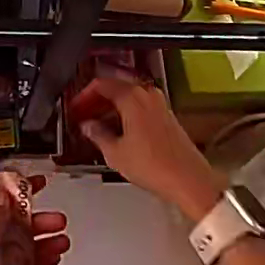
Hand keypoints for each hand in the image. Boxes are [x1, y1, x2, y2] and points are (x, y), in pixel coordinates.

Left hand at [0, 175, 69, 264]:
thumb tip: (4, 199)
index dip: (15, 191)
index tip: (33, 182)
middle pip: (17, 226)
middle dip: (37, 218)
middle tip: (55, 216)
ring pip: (28, 246)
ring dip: (46, 238)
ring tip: (61, 236)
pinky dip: (45, 259)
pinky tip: (55, 254)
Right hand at [75, 66, 224, 221]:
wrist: (188, 180)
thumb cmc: (156, 165)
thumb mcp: (115, 152)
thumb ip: (97, 134)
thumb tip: (89, 127)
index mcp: (132, 96)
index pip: (101, 84)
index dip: (83, 95)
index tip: (75, 106)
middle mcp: (147, 95)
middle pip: (115, 88)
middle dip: (96, 101)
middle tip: (82, 114)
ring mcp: (159, 105)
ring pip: (128, 98)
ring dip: (111, 109)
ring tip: (96, 126)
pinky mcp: (166, 117)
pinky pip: (140, 108)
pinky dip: (125, 115)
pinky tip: (118, 133)